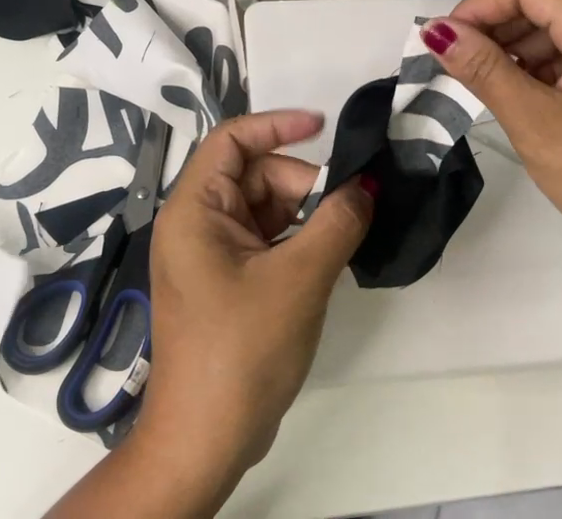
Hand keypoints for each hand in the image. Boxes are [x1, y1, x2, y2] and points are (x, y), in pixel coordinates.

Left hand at [135, 110, 373, 485]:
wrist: (207, 437)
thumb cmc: (243, 348)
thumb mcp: (299, 279)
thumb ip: (337, 222)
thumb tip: (366, 185)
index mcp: (194, 209)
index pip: (231, 141)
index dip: (277, 125)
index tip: (325, 126)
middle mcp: (195, 224)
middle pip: (255, 176)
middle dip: (303, 185)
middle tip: (348, 212)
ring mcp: (208, 256)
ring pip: (264, 210)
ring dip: (304, 216)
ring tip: (343, 237)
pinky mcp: (224, 284)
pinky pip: (264, 242)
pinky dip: (296, 242)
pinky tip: (326, 260)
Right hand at [421, 0, 561, 306]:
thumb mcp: (539, 126)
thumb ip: (485, 71)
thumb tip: (435, 31)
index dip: (476, 8)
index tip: (441, 47)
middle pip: (546, 5)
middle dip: (496, 32)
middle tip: (459, 75)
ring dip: (521, 55)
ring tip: (492, 96)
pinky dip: (552, 73)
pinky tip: (533, 107)